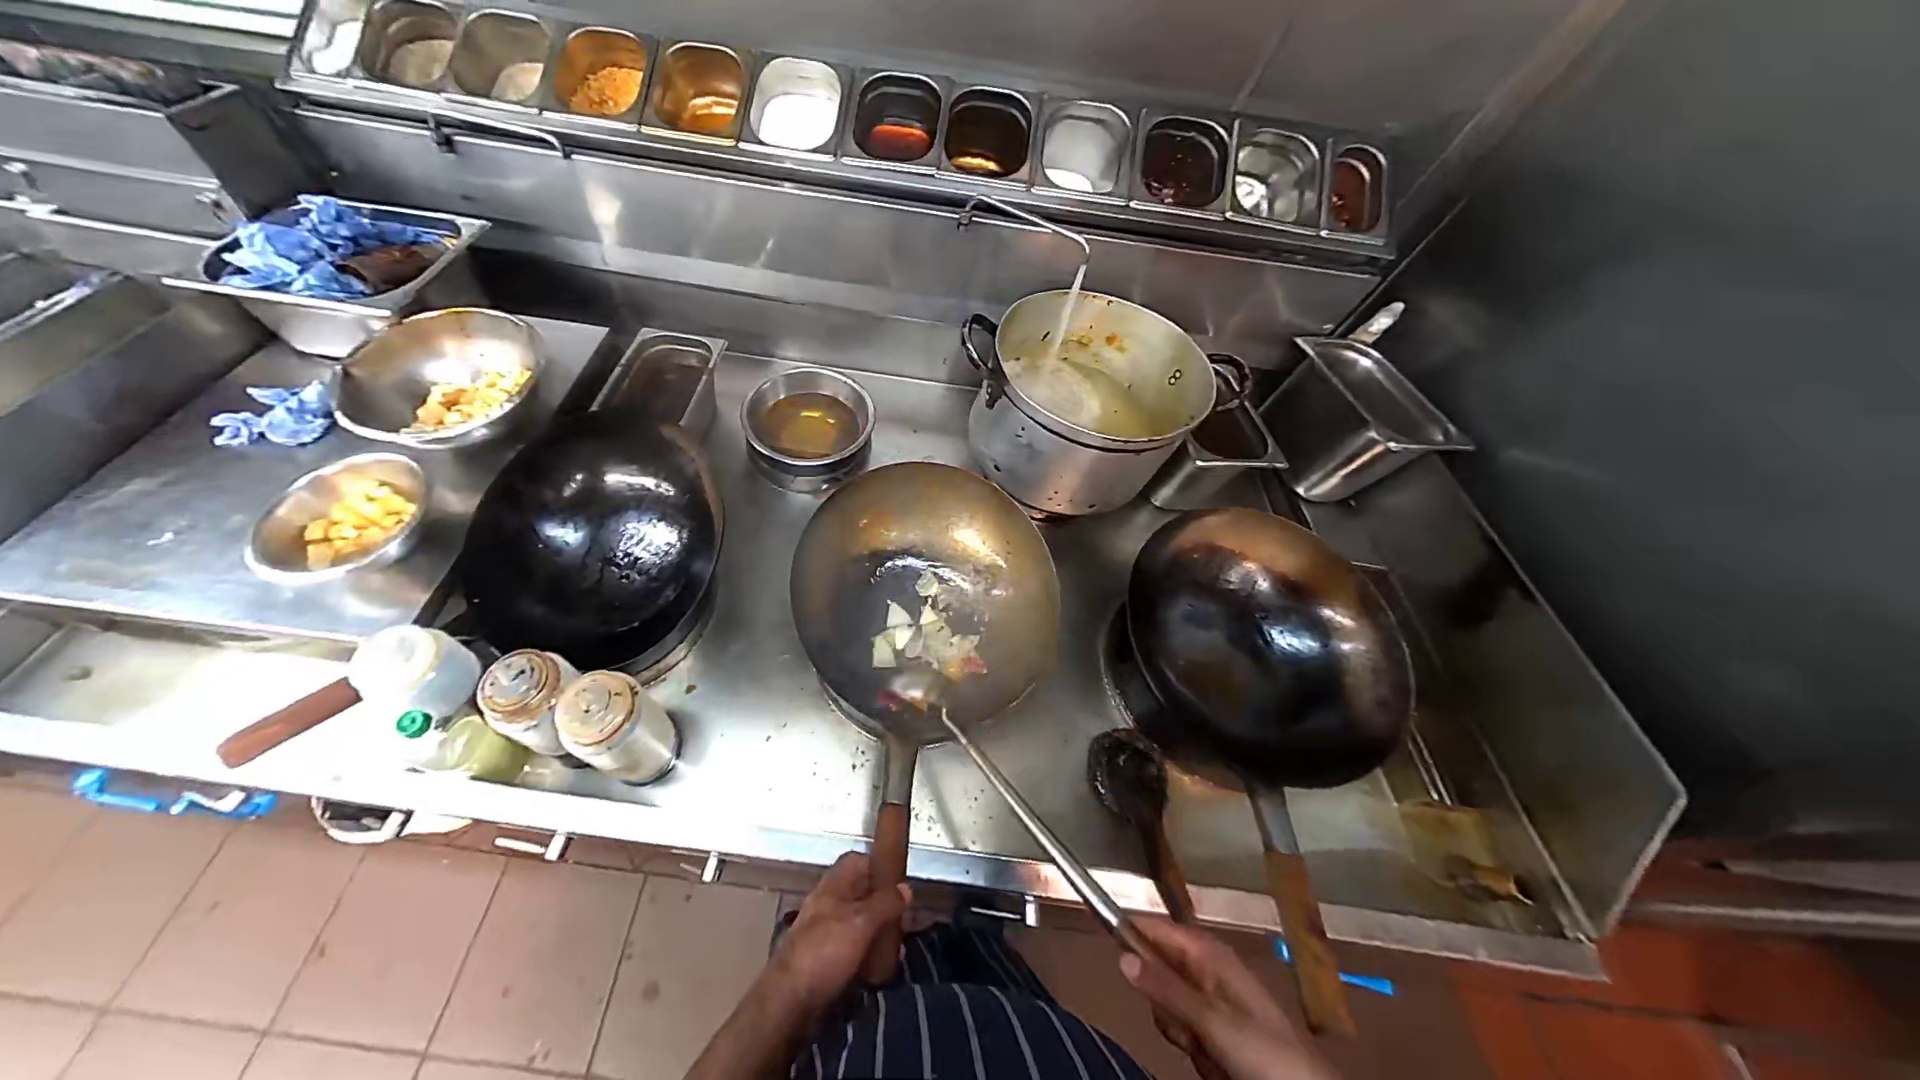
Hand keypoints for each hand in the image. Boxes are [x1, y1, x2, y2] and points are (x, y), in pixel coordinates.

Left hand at [767, 852, 911, 1016]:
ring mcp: (825, 933)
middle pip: (860, 893)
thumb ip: (885, 903)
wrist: (789, 1003)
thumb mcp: (861, 922)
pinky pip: (855, 948)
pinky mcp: (827, 960)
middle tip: (907, 915)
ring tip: (901, 941)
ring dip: (880, 929)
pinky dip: (870, 952)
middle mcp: (827, 905)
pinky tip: (885, 964)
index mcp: (832, 887)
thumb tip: (906, 888)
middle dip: (884, 902)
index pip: (856, 861)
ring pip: (859, 922)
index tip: (900, 878)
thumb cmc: (824, 952)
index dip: (878, 865)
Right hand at [1120, 918, 1336, 1079]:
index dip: (1132, 932)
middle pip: (1154, 966)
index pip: (1157, 928)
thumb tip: (1120, 955)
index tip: (1107, 941)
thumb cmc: (1265, 1055)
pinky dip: (1185, 1040)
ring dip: (1173, 1025)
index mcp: (1208, 953)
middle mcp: (1205, 967)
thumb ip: (1165, 988)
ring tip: (1200, 1046)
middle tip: (1180, 1023)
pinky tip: (1207, 1057)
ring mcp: (1208, 997)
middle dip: (1159, 998)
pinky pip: (1177, 1023)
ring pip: (1163, 1000)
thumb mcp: (1211, 1021)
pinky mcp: (1210, 1025)